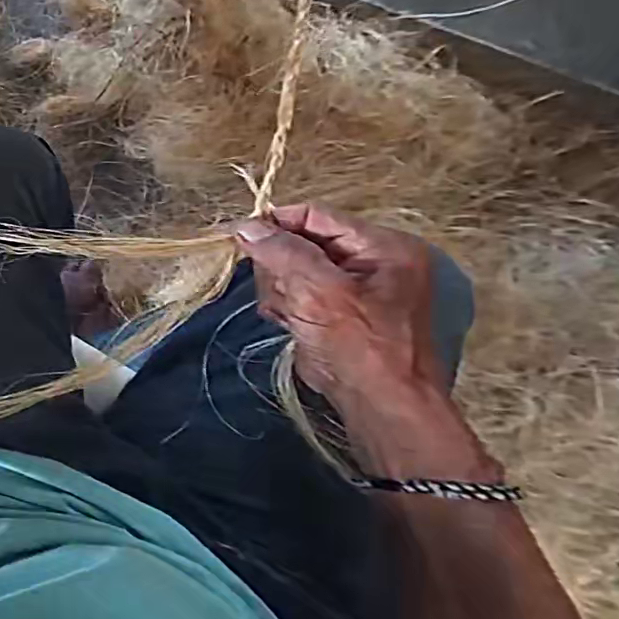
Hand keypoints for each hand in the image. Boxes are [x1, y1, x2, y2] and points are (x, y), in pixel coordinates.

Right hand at [234, 204, 496, 479]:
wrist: (379, 401)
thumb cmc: (358, 342)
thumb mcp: (318, 290)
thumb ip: (281, 251)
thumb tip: (243, 225)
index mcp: (383, 246)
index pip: (314, 216)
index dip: (273, 224)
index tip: (235, 238)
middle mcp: (370, 260)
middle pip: (297, 242)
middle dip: (278, 267)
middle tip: (282, 293)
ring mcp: (352, 286)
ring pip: (289, 268)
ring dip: (278, 290)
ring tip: (289, 314)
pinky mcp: (334, 309)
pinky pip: (293, 291)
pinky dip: (283, 305)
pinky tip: (290, 322)